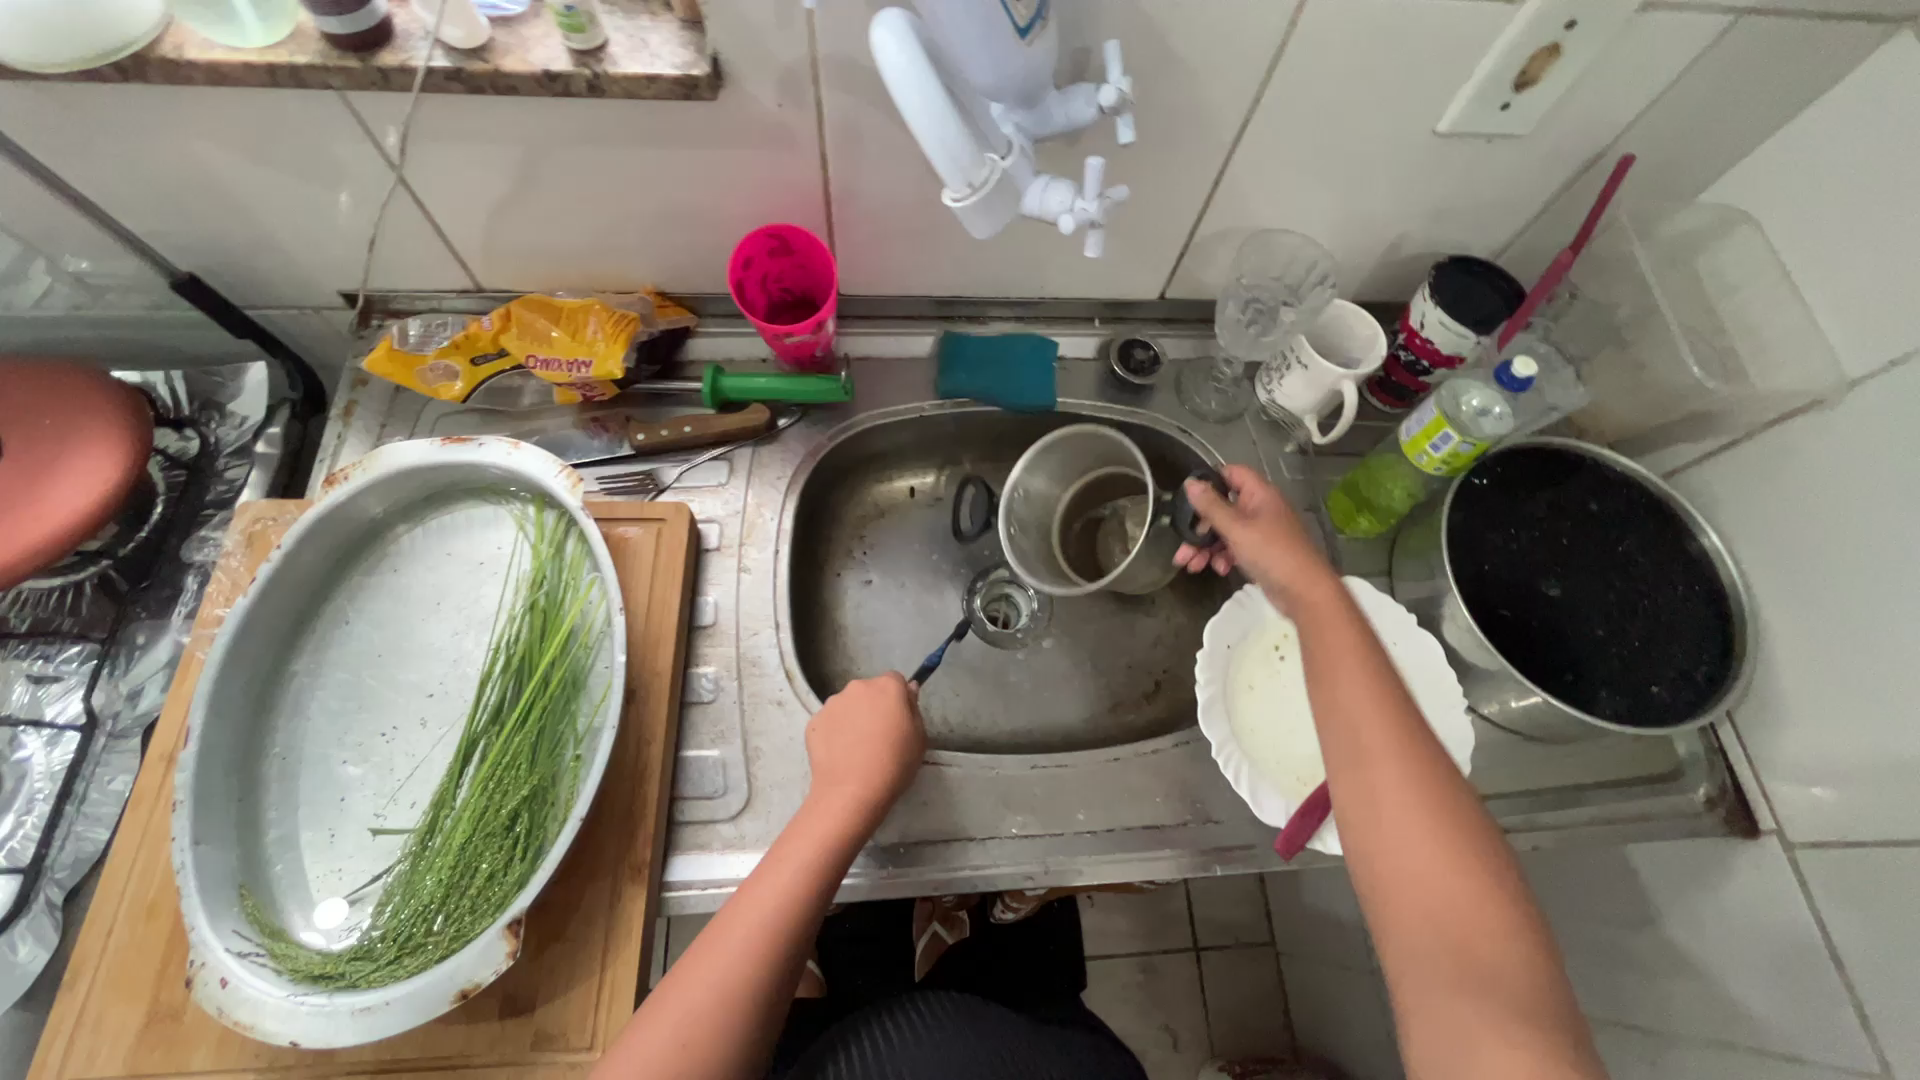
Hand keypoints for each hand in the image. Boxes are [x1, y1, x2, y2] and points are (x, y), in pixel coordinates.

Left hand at [804, 672, 926, 826]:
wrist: (851, 791)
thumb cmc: (894, 764)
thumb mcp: (919, 738)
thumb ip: (913, 708)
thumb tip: (908, 690)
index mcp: (886, 687)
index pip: (895, 680)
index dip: (898, 699)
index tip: (899, 720)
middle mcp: (857, 687)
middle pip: (869, 691)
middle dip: (874, 706)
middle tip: (879, 736)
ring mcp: (832, 704)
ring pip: (847, 705)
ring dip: (852, 718)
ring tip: (856, 749)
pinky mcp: (813, 721)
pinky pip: (830, 722)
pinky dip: (835, 733)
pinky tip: (840, 755)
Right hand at [1172, 464, 1339, 607]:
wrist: (1304, 592)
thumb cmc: (1272, 553)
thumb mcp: (1236, 528)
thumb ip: (1211, 506)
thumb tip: (1190, 482)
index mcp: (1259, 494)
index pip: (1232, 473)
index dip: (1210, 481)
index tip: (1188, 497)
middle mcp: (1259, 508)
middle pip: (1221, 508)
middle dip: (1199, 528)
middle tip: (1183, 544)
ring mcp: (1260, 532)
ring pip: (1224, 531)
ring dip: (1206, 547)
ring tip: (1191, 565)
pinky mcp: (1259, 552)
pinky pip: (1234, 548)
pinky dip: (1222, 557)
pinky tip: (1219, 570)